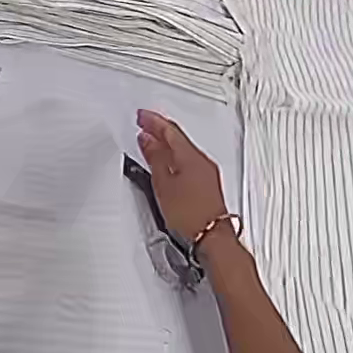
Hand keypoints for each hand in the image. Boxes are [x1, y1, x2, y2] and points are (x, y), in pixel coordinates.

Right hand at [136, 110, 228, 244]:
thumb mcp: (163, 184)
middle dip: (159, 129)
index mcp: (191, 157)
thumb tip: (147, 141)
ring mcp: (206, 172)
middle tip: (143, 122)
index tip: (141, 115)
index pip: (170, 131)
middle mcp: (202, 161)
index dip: (154, 121)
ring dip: (166, 142)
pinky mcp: (206, 183)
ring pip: (183, 148)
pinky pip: (188, 159)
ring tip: (150, 139)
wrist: (211, 237)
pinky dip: (174, 154)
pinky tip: (165, 160)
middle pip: (178, 137)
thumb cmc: (190, 215)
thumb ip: (154, 158)